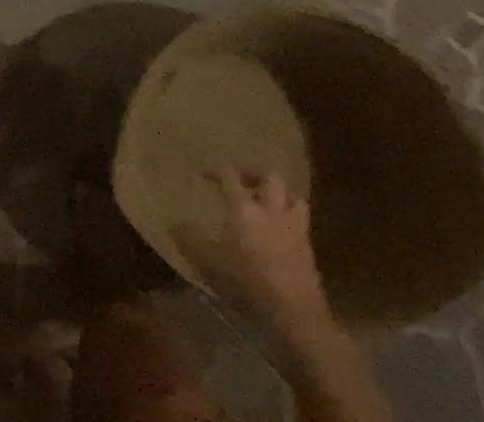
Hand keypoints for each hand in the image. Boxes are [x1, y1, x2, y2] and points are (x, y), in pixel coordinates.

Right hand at [177, 170, 329, 332]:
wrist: (293, 313)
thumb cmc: (246, 281)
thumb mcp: (207, 262)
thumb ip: (190, 239)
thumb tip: (175, 223)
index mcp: (244, 208)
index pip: (230, 177)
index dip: (216, 171)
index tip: (204, 173)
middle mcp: (272, 210)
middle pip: (271, 178)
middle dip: (256, 175)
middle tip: (243, 182)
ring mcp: (295, 229)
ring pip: (294, 197)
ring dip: (281, 195)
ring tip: (267, 203)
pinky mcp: (309, 249)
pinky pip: (302, 223)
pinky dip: (290, 219)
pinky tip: (279, 232)